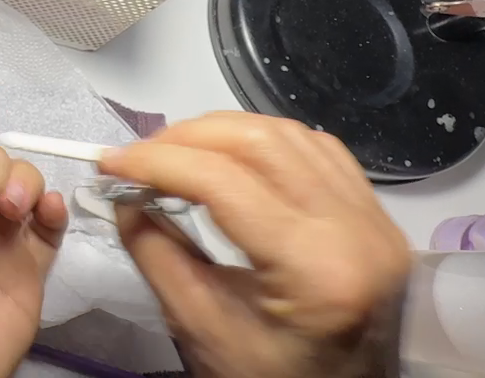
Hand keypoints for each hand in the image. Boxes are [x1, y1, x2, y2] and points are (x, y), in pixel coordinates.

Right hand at [99, 112, 409, 377]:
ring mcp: (372, 216)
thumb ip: (153, 251)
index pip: (220, 182)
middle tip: (139, 157)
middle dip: (183, 137)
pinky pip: (312, 145)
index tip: (109, 163)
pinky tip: (232, 154)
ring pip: (282, 132)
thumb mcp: (201, 328)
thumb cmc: (274, 377)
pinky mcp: (376, 211)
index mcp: (315, 270)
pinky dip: (261, 137)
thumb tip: (122, 192)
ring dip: (219, 131)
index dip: (155, 162)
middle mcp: (354, 229)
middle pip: (254, 141)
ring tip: (177, 152)